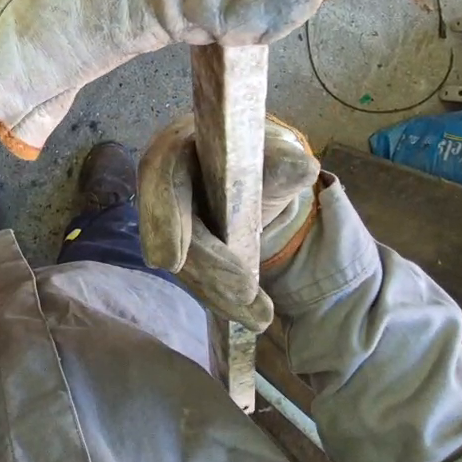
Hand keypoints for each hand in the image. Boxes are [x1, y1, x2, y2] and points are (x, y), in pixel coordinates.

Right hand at [136, 115, 323, 331]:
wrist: (258, 170)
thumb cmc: (259, 155)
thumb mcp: (275, 153)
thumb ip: (284, 160)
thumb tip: (301, 165)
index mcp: (178, 144)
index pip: (161, 177)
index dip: (163, 219)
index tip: (172, 262)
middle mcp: (163, 180)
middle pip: (166, 228)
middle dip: (203, 267)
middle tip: (245, 293)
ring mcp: (168, 214)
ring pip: (181, 259)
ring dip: (215, 291)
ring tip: (260, 316)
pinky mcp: (181, 244)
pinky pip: (194, 272)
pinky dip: (220, 296)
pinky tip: (252, 314)